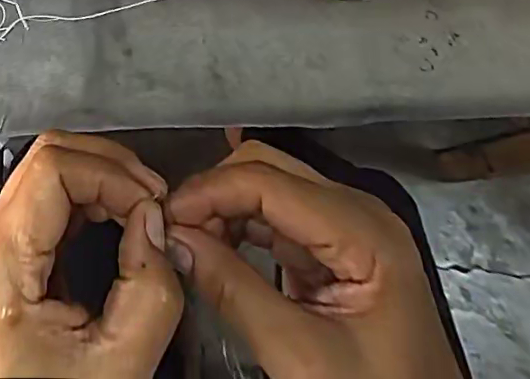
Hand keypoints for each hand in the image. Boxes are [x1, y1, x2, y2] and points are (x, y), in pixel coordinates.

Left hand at [0, 131, 182, 378]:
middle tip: (152, 198)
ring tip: (142, 205)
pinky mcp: (12, 242)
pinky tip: (120, 213)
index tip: (148, 204)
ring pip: (54, 162)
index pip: (55, 167)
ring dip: (107, 173)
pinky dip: (95, 188)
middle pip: (52, 153)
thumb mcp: (120, 361)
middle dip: (113, 166)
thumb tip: (152, 217)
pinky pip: (54, 186)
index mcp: (2, 264)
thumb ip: (149, 285)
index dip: (112, 174)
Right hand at [165, 141, 462, 378]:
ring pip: (272, 188)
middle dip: (217, 191)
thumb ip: (236, 293)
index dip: (213, 190)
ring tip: (186, 239)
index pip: (271, 180)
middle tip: (173, 228)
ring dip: (225, 207)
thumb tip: (180, 241)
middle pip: (272, 170)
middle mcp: (357, 212)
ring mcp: (348, 228)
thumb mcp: (302, 359)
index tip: (167, 215)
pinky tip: (215, 246)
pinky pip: (280, 220)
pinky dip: (242, 227)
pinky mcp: (336, 250)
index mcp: (363, 228)